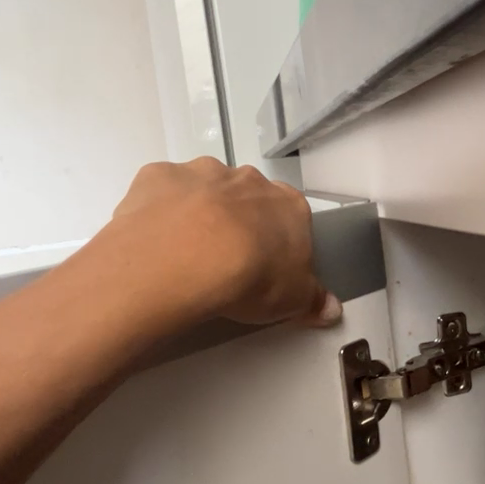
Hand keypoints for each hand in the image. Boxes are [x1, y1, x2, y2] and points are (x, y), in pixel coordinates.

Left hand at [73, 157, 342, 331]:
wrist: (183, 261)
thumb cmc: (250, 275)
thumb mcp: (293, 300)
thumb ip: (313, 300)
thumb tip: (330, 309)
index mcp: (288, 204)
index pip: (290, 215)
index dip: (277, 238)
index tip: (265, 261)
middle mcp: (249, 180)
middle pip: (247, 196)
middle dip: (238, 220)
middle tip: (225, 258)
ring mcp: (203, 174)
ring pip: (205, 187)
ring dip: (199, 210)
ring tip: (185, 252)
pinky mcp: (159, 176)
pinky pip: (162, 189)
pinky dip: (158, 208)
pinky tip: (154, 237)